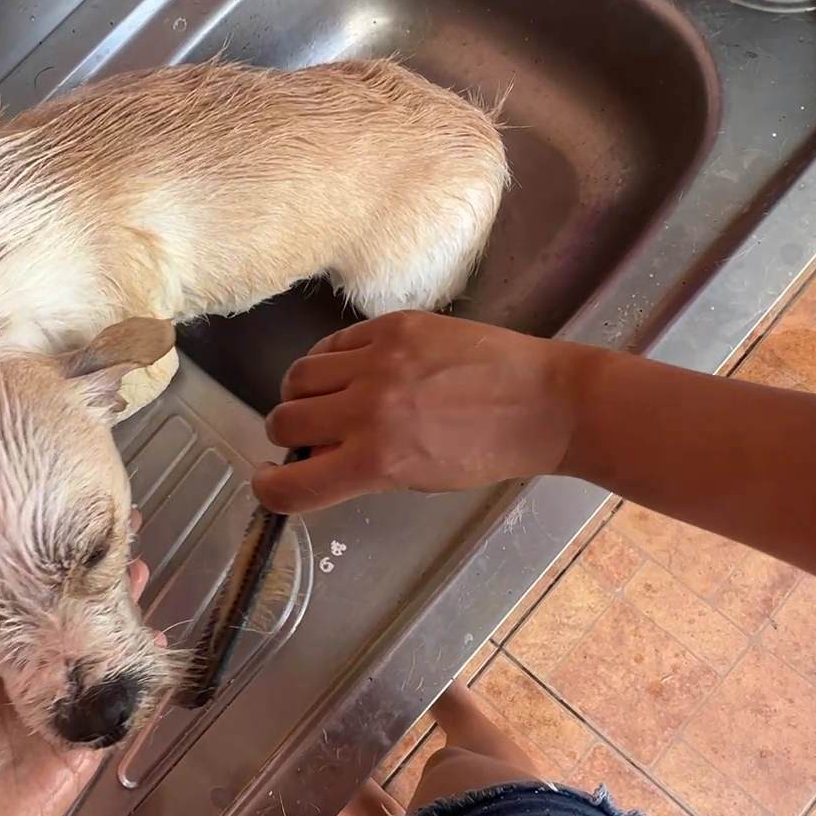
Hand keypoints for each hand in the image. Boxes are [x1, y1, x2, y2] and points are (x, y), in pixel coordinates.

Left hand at [0, 547, 151, 815]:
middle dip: (94, 579)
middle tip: (121, 532)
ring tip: (140, 573)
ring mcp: (58, 710)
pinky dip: (138, 676)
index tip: (63, 517)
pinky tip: (154, 644)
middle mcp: (29, 678)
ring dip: (121, 616)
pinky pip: (114, 705)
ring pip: (97, 653)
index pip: (24, 600)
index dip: (45, 563)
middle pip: (69, 619)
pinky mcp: (79, 745)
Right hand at [254, 312, 589, 512]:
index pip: (291, 487)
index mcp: (377, 464)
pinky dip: (331, 362)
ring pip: (297, 377)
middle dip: (287, 436)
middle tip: (312, 435)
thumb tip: (314, 454)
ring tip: (329, 398)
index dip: (270, 490)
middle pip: (282, 421)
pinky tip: (351, 370)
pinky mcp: (392, 326)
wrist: (545, 401)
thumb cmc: (485, 454)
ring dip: (302, 395)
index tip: (271, 482)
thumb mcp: (416, 481)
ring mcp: (378, 362)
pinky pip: (331, 344)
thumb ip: (358, 470)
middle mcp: (368, 410)